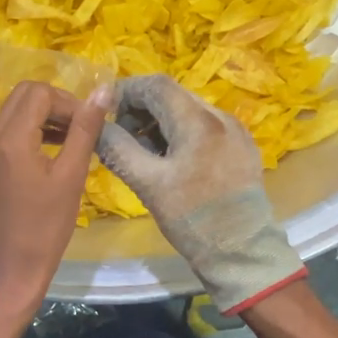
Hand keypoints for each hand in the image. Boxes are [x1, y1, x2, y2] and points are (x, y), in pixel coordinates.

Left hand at [0, 81, 104, 308]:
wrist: (17, 263)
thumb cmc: (48, 224)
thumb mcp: (72, 174)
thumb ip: (85, 129)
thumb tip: (103, 92)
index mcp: (11, 140)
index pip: (39, 93)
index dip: (68, 101)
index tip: (88, 124)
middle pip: (23, 95)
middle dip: (55, 103)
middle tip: (80, 126)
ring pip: (15, 111)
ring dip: (45, 116)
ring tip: (72, 139)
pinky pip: (10, 132)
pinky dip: (33, 131)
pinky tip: (55, 151)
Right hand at [96, 74, 304, 314]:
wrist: (241, 252)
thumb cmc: (191, 218)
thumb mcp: (147, 184)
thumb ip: (118, 149)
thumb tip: (96, 127)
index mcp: (198, 122)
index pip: (155, 85)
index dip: (125, 92)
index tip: (104, 113)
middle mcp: (221, 117)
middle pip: (172, 96)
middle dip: (140, 110)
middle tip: (120, 137)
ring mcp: (235, 132)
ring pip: (188, 112)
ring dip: (159, 124)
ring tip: (142, 153)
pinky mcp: (241, 149)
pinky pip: (204, 129)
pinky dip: (179, 135)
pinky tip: (170, 163)